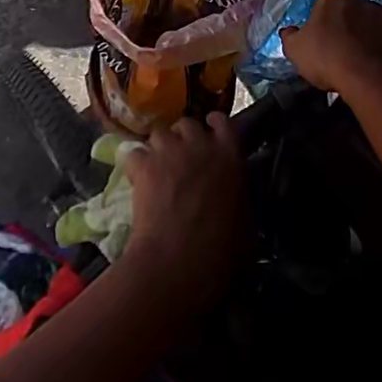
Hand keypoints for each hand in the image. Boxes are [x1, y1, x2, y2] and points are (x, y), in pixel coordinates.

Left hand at [120, 114, 244, 295]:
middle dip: (183, 137)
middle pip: (186, 124)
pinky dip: (136, 165)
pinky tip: (137, 179)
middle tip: (181, 156)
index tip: (209, 130)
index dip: (214, 124)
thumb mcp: (247, 222)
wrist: (181, 259)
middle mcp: (199, 144)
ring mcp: (169, 151)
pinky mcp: (143, 164)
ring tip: (157, 167)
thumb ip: (240, 197)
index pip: (223, 122)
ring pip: (159, 134)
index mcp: (229, 156)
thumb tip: (235, 198)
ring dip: (159, 147)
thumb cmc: (223, 250)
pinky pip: (134, 154)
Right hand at [280, 0, 381, 92]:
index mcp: (329, 0)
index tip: (322, 44)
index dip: (321, 26)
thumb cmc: (327, 60)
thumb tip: (289, 30)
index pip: (322, 8)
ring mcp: (381, 11)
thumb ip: (290, 36)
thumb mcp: (294, 51)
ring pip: (371, 20)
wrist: (369, 77)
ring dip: (367, 31)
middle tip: (342, 50)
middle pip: (348, 11)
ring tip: (364, 57)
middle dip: (346, 26)